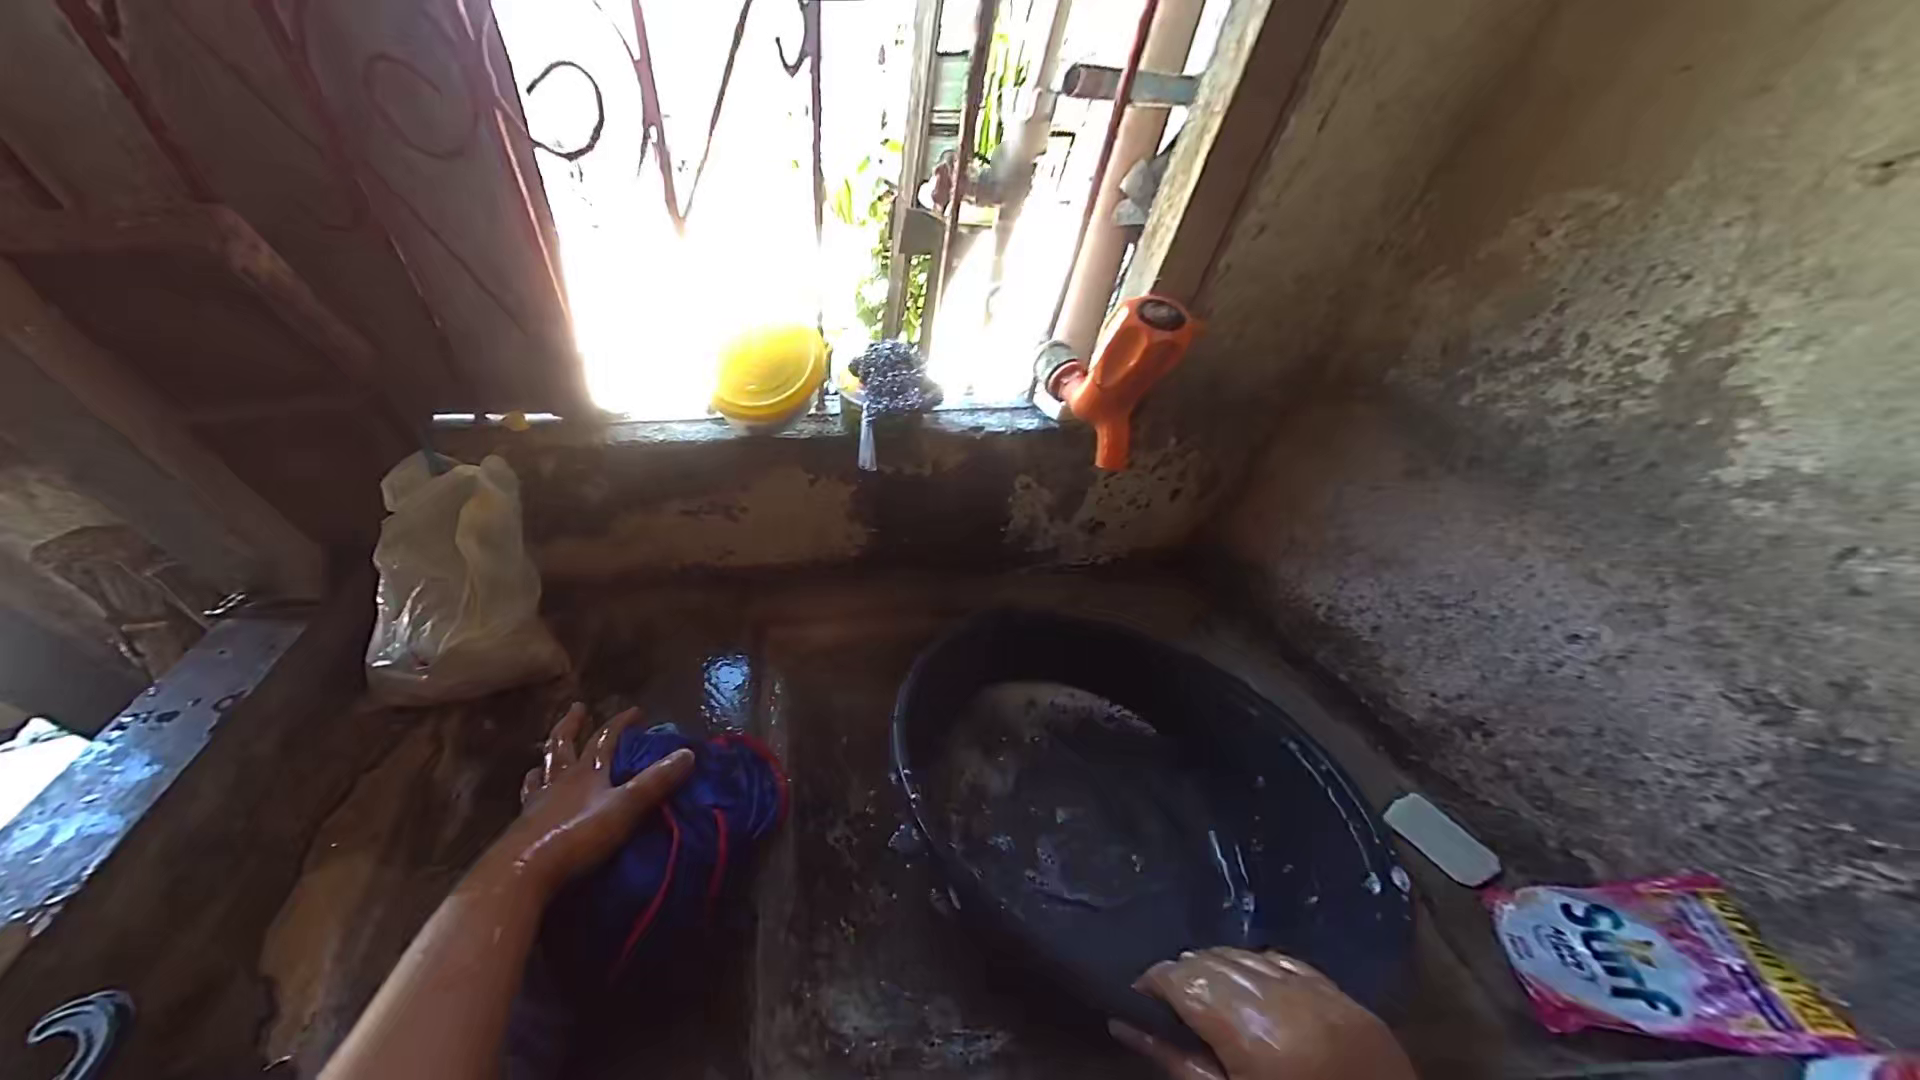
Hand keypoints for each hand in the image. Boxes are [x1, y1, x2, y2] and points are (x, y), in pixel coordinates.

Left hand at [489, 703, 692, 896]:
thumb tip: (689, 752)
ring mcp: (536, 806)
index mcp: (585, 772)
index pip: (605, 738)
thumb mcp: (626, 807)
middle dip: (571, 725)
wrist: (519, 876)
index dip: (621, 722)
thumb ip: (656, 781)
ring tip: (546, 757)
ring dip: (546, 761)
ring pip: (540, 773)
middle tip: (577, 709)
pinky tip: (532, 800)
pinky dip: (533, 792)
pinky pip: (528, 802)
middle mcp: (558, 782)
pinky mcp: (521, 832)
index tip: (636, 711)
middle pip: (562, 746)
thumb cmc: (577, 836)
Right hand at [1111, 948, 1415, 1079]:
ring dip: (1221, 972)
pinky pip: (1288, 965)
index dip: (1153, 984)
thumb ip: (1174, 1062)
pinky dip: (1262, 974)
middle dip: (1185, 978)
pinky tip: (1257, 999)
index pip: (1181, 977)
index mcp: (1253, 1032)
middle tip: (1174, 1011)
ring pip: (1245, 955)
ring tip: (1214, 1005)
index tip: (1140, 1001)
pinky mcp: (1350, 1002)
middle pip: (1210, 959)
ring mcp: (1323, 995)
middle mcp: (1286, 998)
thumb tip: (1122, 1023)